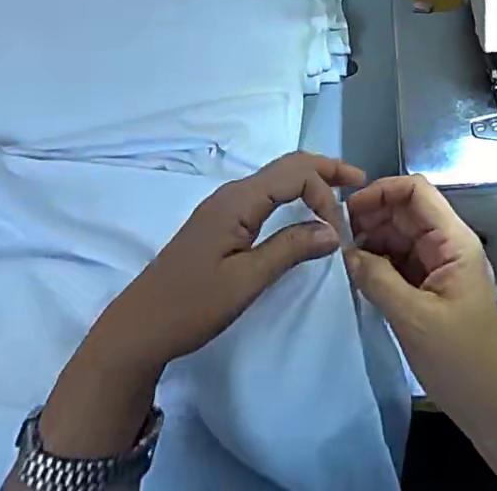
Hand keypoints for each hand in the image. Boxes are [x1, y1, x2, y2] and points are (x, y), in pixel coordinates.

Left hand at [98, 151, 366, 368]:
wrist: (137, 329)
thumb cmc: (191, 306)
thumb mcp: (246, 281)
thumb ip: (290, 249)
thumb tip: (333, 231)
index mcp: (238, 200)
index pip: (295, 174)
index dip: (324, 193)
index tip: (339, 232)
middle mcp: (232, 193)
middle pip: (287, 165)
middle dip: (325, 168)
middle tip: (359, 180)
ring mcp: (224, 205)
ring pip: (276, 177)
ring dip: (309, 179)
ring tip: (340, 191)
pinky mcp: (221, 221)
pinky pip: (265, 193)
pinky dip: (292, 193)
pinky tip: (304, 208)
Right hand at [344, 175, 496, 431]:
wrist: (491, 407)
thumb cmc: (462, 361)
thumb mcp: (415, 318)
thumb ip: (378, 279)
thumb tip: (345, 252)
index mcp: (454, 241)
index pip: (417, 191)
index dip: (382, 190)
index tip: (348, 209)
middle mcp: (447, 245)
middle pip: (406, 211)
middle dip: (371, 216)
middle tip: (335, 235)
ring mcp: (439, 266)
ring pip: (399, 235)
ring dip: (371, 240)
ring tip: (340, 255)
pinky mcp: (430, 288)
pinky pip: (399, 261)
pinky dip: (377, 262)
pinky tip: (355, 274)